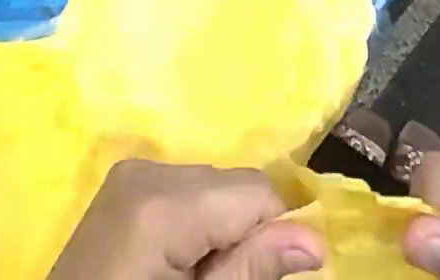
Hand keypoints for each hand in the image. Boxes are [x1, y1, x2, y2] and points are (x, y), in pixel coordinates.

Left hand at [48, 159, 324, 279]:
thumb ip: (251, 270)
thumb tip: (316, 241)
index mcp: (163, 201)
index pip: (255, 191)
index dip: (271, 233)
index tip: (261, 276)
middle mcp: (147, 170)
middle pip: (233, 185)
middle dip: (242, 230)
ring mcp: (131, 173)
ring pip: (213, 184)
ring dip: (219, 224)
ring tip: (190, 273)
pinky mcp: (124, 182)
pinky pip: (185, 187)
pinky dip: (193, 218)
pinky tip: (172, 258)